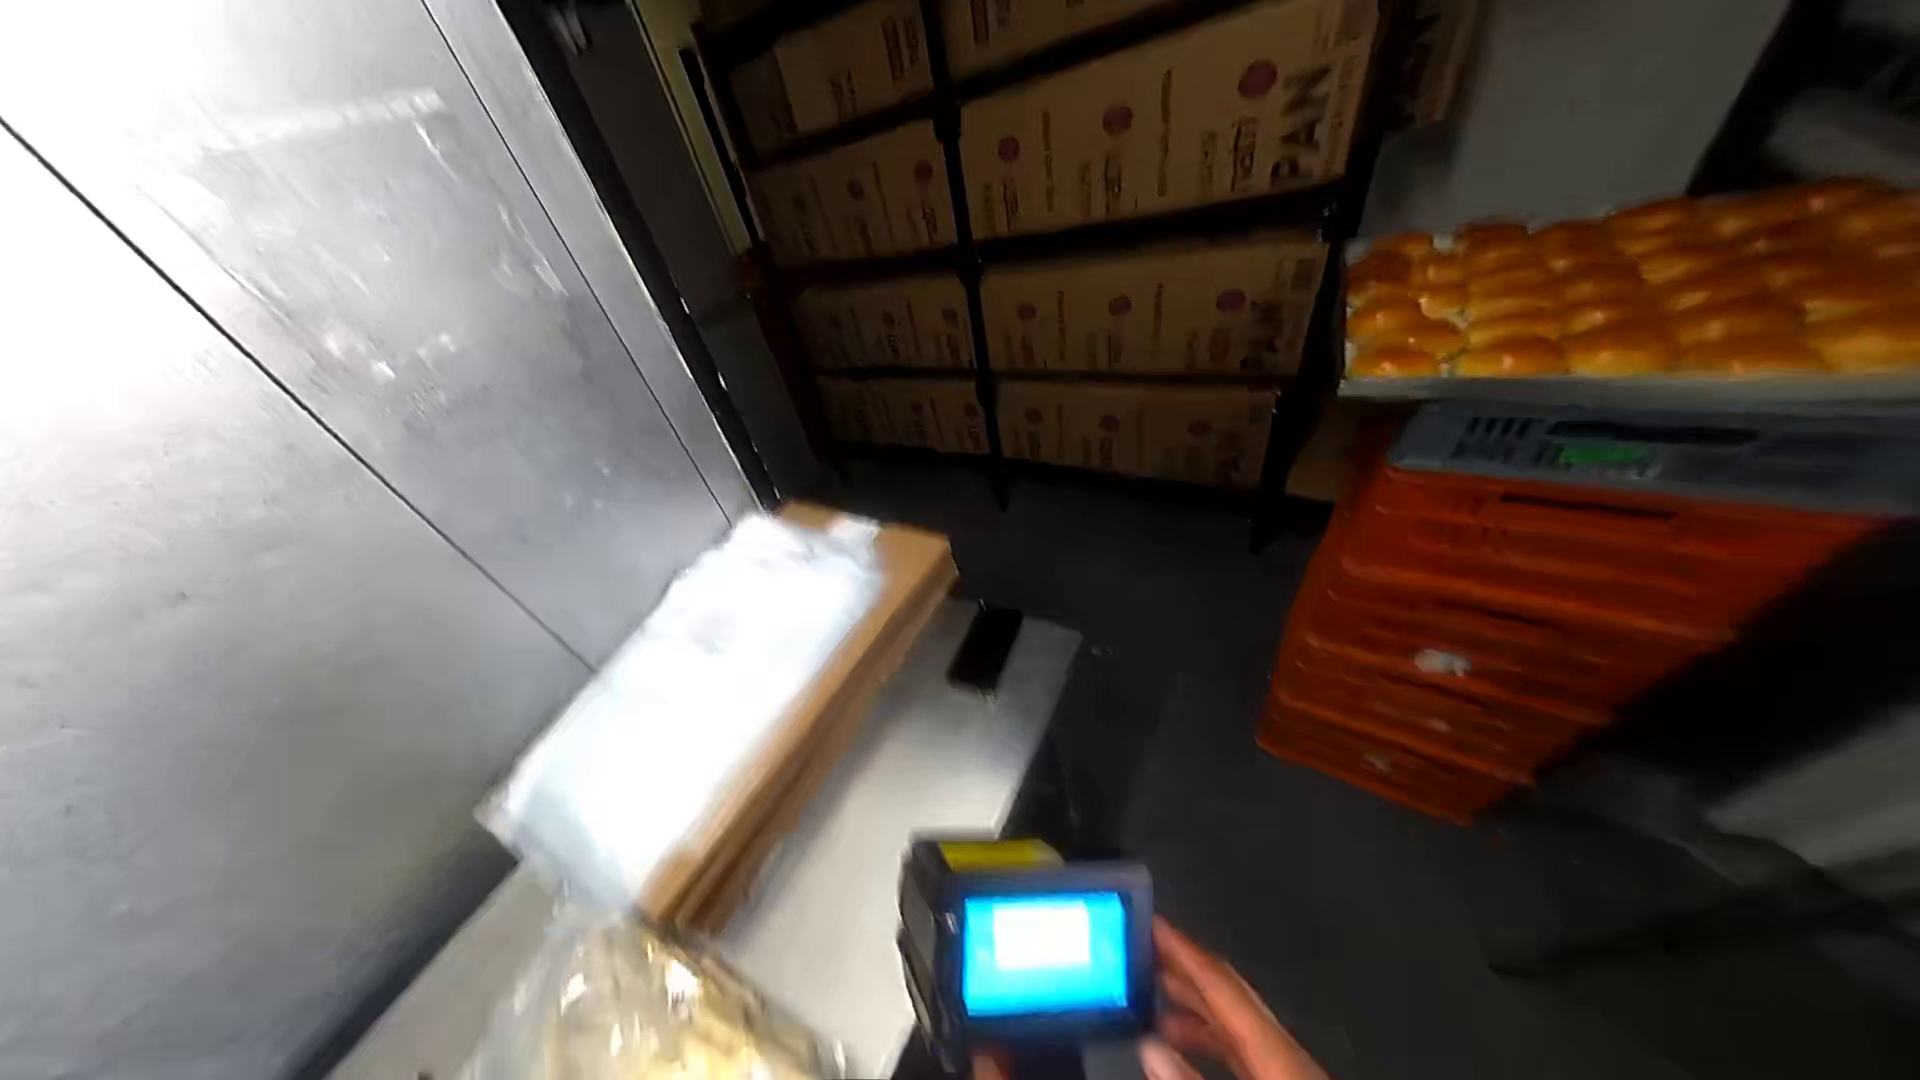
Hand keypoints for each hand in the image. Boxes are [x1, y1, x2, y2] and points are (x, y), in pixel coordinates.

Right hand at [1142, 917, 1328, 1079]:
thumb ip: (1192, 1077)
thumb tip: (1149, 1044)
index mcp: (1280, 1052)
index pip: (1224, 983)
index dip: (1185, 949)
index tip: (1153, 922)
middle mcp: (1286, 1051)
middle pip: (1230, 994)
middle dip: (1183, 969)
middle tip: (1139, 951)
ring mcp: (1288, 1067)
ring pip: (1238, 1021)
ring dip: (1194, 1005)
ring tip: (1150, 1000)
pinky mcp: (1284, 1078)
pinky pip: (1245, 1046)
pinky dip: (1210, 1035)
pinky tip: (1182, 1042)